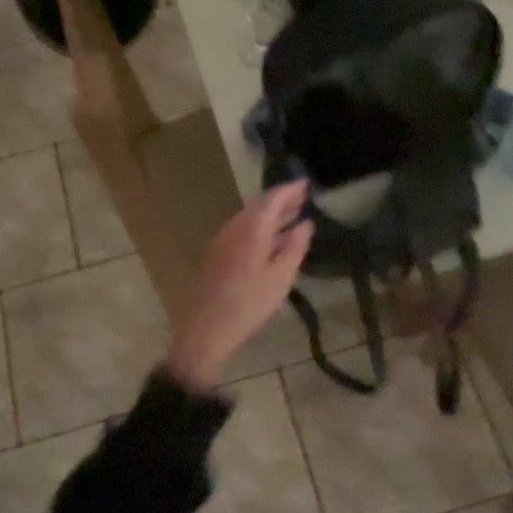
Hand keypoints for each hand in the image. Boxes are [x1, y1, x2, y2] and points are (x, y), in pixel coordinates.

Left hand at [164, 180, 314, 389]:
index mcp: (251, 230)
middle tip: (302, 198)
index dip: (290, 190)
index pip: (273, 199)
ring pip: (248, 218)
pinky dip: (259, 227)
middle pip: (258, 206)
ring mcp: (222, 240)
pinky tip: (270, 239)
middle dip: (281, 200)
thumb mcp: (281, 278)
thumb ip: (295, 247)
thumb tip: (306, 223)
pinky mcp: (216, 254)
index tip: (307, 183)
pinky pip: (241, 230)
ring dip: (270, 214)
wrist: (205, 329)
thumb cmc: (249, 305)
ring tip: (291, 215)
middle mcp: (234, 228)